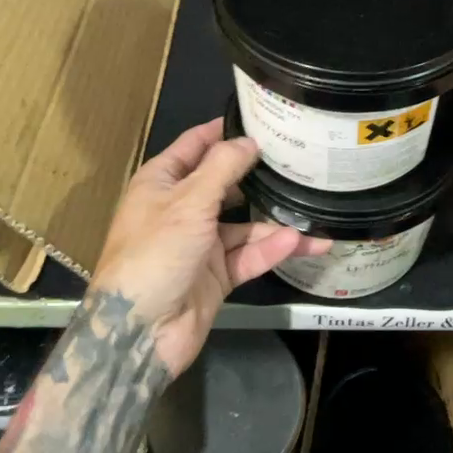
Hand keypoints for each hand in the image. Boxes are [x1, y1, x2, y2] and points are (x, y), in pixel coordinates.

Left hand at [89, 119, 329, 375]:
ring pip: (244, 224)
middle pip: (225, 183)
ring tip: (313, 210)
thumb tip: (250, 141)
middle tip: (299, 159)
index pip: (195, 145)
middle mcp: (181, 209)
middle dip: (258, 174)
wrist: (139, 334)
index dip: (223, 130)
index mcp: (162, 183)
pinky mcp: (215, 275)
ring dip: (275, 220)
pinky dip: (271, 249)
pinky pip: (248, 255)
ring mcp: (199, 244)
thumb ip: (223, 167)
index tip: (260, 118)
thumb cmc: (154, 253)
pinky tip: (299, 242)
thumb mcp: (188, 202)